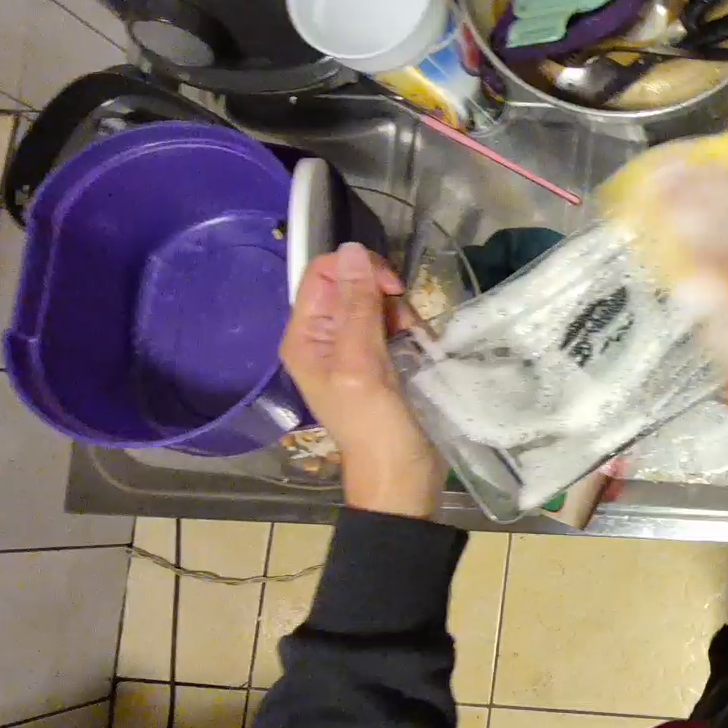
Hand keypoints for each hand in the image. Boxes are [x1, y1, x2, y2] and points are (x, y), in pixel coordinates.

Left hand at [281, 243, 443, 517]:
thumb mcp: (362, 366)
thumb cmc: (376, 427)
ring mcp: (354, 352)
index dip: (360, 270)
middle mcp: (325, 339)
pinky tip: (421, 350)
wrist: (401, 477)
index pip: (324, 274)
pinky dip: (412, 332)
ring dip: (404, 316)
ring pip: (379, 306)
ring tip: (416, 343)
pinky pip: (394, 328)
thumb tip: (354, 250)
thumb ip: (357, 309)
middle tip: (407, 324)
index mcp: (306, 336)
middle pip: (353, 286)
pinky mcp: (382, 363)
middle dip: (386, 296)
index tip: (395, 290)